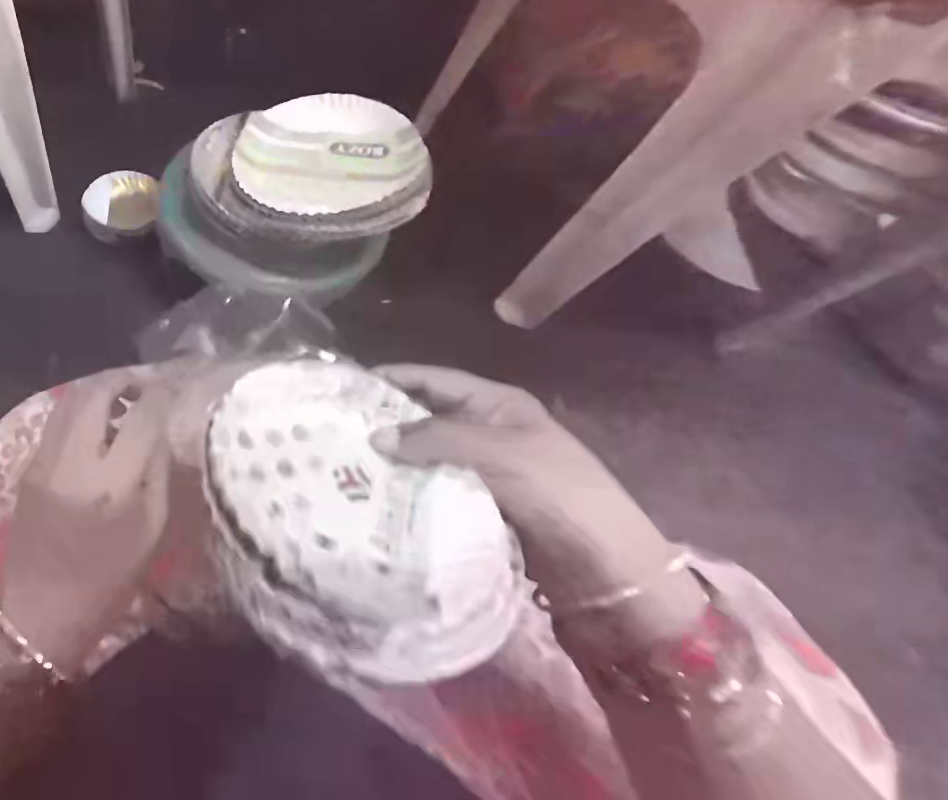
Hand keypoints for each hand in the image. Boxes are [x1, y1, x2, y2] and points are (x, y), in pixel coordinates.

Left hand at [0, 366, 173, 673]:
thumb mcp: (151, 531)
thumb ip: (156, 472)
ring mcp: (44, 459)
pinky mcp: (27, 465)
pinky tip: (95, 422)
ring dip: (97, 389)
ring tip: (121, 395)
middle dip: (122, 378)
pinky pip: (56, 422)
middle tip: (143, 382)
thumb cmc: (107, 582)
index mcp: (112, 485)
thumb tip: (157, 428)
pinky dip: (78, 410)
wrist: (39, 610)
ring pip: (70, 400)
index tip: (171, 387)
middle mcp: (74, 461)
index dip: (158, 394)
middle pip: (96, 393)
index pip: (140, 416)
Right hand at [370, 364, 688, 611]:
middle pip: (422, 414)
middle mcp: (484, 428)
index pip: (430, 378)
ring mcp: (480, 466)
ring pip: (423, 451)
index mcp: (495, 403)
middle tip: (336, 425)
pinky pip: (431, 482)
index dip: (390, 377)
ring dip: (391, 454)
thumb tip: (374, 436)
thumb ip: (434, 437)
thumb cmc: (559, 493)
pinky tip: (375, 488)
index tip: (346, 385)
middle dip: (383, 418)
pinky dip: (405, 483)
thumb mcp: (497, 452)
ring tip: (346, 458)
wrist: (610, 570)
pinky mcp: (476, 500)